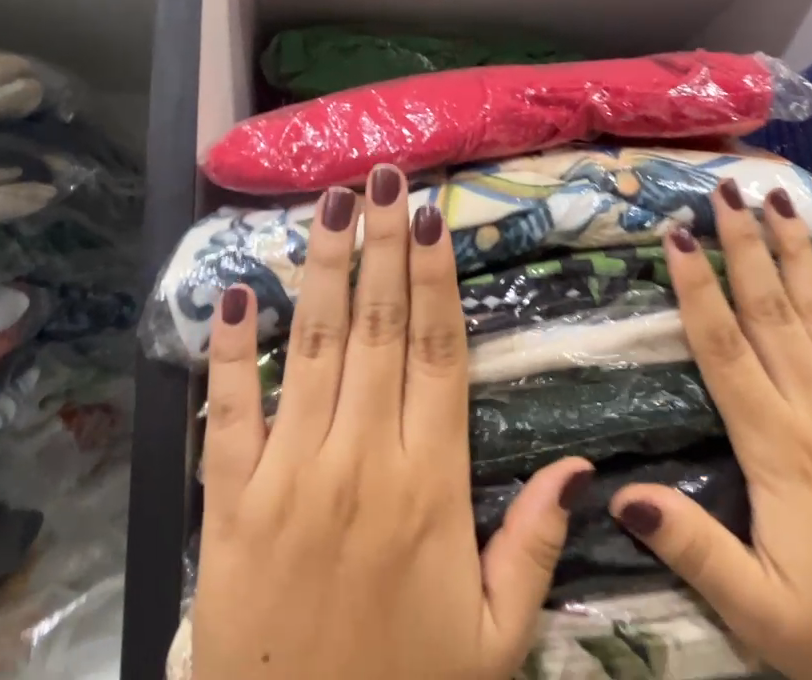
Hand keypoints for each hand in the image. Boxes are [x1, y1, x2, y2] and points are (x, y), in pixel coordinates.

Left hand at [187, 164, 591, 679]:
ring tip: (332, 203)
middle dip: (383, 245)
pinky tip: (238, 291)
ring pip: (312, 350)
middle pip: (378, 330)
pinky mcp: (227, 503)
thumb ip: (534, 544)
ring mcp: (288, 477)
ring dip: (323, 270)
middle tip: (386, 178)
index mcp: (431, 486)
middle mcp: (361, 462)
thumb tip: (584, 466)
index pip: (439, 355)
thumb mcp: (496, 637)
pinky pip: (227, 412)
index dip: (436, 279)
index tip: (433, 217)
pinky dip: (229, 350)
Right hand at [613, 183, 811, 679]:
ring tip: (783, 203)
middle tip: (727, 190)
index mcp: (778, 447)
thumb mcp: (757, 610)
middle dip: (746, 247)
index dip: (697, 289)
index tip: (677, 235)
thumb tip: (619, 494)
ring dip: (801, 257)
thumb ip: (691, 547)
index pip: (725, 349)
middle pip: (773, 312)